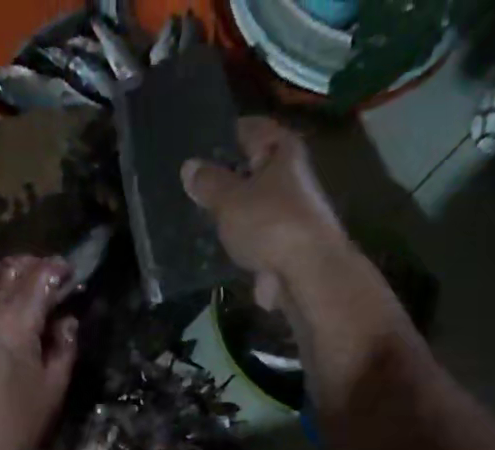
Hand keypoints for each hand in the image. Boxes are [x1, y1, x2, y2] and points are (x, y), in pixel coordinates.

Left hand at [0, 255, 78, 449]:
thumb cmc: (20, 419)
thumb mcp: (55, 384)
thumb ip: (65, 344)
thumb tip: (67, 319)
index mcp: (15, 322)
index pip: (40, 277)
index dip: (59, 270)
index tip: (74, 274)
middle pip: (13, 270)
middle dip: (37, 267)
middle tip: (56, 280)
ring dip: (10, 271)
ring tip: (27, 283)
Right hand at [181, 116, 349, 309]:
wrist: (306, 275)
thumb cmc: (270, 223)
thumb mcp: (230, 198)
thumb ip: (208, 182)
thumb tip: (190, 167)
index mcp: (283, 152)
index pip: (251, 129)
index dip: (225, 133)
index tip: (197, 142)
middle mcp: (290, 179)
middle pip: (252, 171)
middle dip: (224, 178)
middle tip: (189, 183)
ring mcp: (287, 217)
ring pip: (251, 208)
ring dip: (229, 214)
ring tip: (194, 215)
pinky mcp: (282, 250)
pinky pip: (252, 240)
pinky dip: (236, 243)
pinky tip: (211, 247)